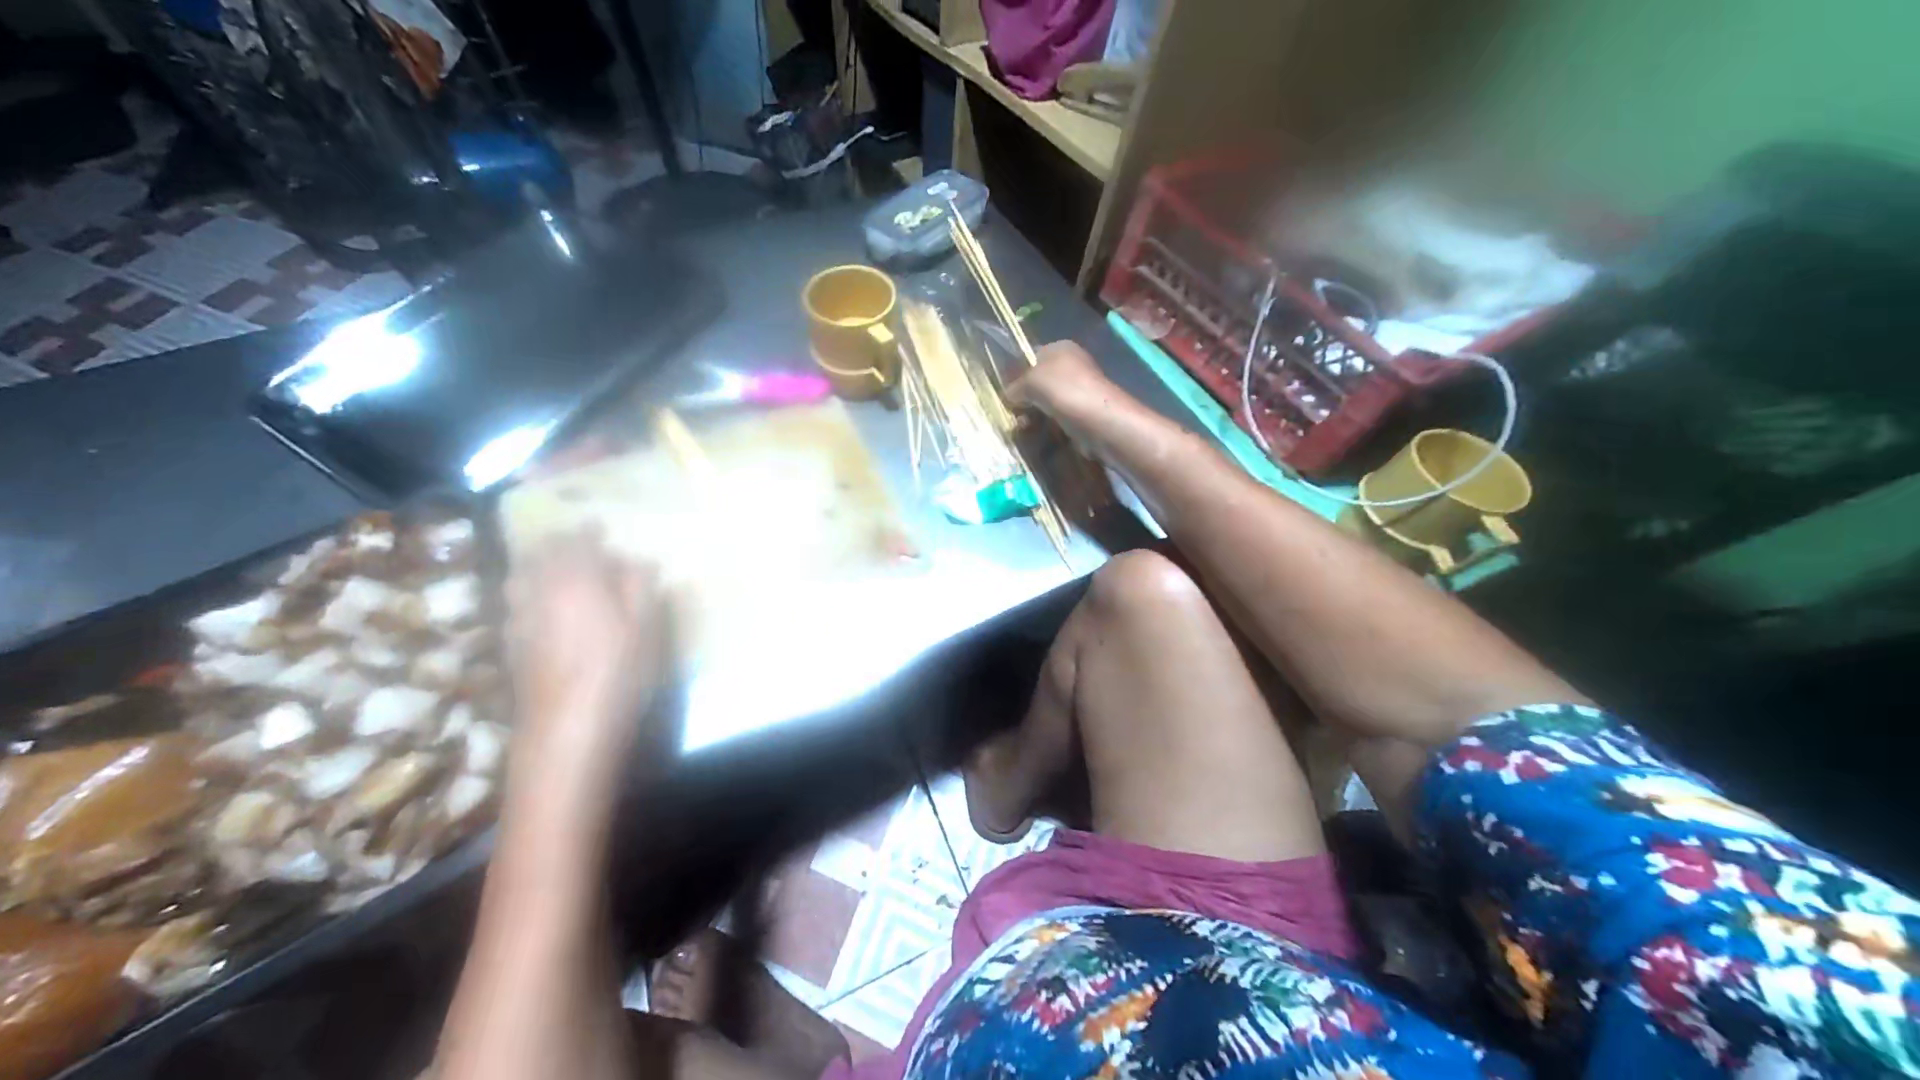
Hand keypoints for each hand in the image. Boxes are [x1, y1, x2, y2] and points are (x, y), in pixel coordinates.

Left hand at [506, 533, 670, 783]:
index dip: (588, 531)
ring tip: (559, 573)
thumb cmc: (616, 672)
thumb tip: (637, 561)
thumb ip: (641, 586)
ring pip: (521, 576)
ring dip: (539, 567)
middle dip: (560, 546)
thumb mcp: (645, 626)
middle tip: (581, 547)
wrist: (566, 727)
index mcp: (575, 579)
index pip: (576, 541)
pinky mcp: (511, 642)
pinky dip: (530, 593)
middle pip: (541, 554)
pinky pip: (517, 602)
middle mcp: (539, 590)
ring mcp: (519, 616)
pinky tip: (547, 609)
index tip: (599, 524)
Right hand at [1006, 341, 1124, 446]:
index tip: (1006, 394)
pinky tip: (1040, 436)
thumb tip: (1009, 396)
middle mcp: (1072, 365)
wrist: (1100, 420)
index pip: (1031, 356)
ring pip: (1048, 402)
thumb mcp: (1030, 382)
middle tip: (1014, 414)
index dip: (1017, 374)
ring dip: (1035, 415)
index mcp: (1060, 348)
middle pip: (1040, 382)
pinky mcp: (1085, 412)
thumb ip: (1015, 387)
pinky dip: (1049, 426)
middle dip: (1025, 398)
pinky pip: (1060, 418)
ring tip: (1024, 428)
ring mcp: (1080, 389)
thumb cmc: (1063, 390)